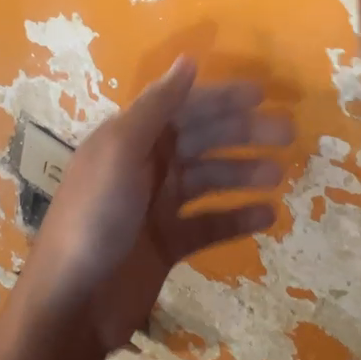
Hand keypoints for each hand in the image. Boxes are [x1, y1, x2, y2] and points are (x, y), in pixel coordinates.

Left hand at [0, 57, 292, 359]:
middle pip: (202, 139)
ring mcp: (158, 205)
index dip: (221, 97)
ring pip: (210, 179)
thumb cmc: (95, 214)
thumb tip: (188, 60)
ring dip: (243, 172)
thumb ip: (156, 106)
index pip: (184, 106)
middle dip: (242, 132)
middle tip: (287, 131)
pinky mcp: (168, 244)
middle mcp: (146, 164)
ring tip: (278, 174)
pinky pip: (209, 224)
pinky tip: (266, 215)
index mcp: (132, 136)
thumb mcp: (121, 150)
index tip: (261, 93)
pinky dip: (236, 218)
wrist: (73, 299)